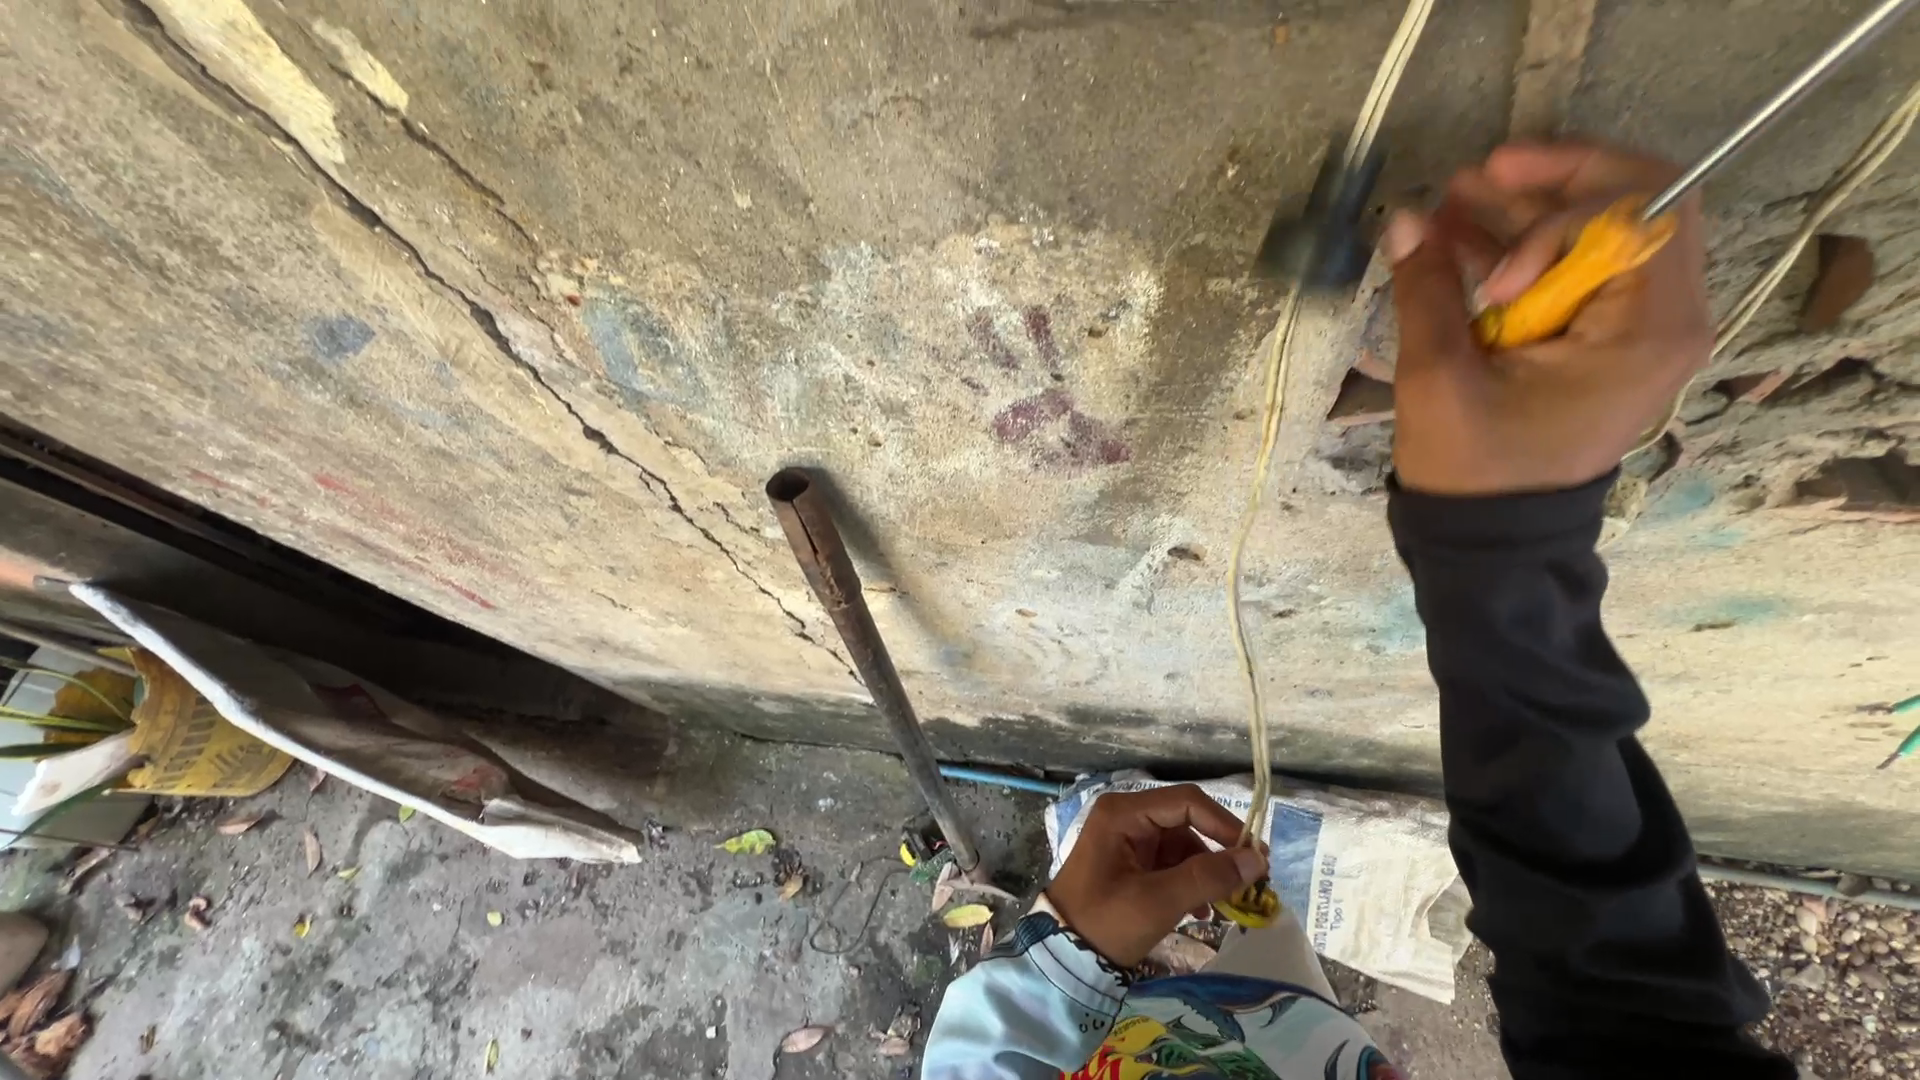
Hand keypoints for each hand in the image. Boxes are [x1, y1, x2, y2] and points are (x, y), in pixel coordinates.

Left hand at [1047, 785, 1266, 965]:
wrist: (1062, 954)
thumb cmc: (1105, 921)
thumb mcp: (1158, 901)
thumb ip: (1207, 877)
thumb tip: (1258, 859)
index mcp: (1123, 812)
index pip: (1187, 802)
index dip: (1225, 825)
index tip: (1256, 857)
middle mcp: (1125, 816)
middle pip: (1187, 821)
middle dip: (1218, 853)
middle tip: (1251, 884)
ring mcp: (1128, 838)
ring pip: (1183, 844)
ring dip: (1207, 873)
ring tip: (1225, 907)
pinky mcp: (1131, 861)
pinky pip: (1172, 862)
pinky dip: (1191, 882)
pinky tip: (1202, 911)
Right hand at [1382, 142, 1712, 495]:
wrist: (1491, 536)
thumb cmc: (1472, 467)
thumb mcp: (1438, 378)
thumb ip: (1426, 291)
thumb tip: (1406, 221)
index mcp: (1647, 329)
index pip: (1641, 209)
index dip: (1560, 201)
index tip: (1489, 242)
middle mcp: (1665, 318)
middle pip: (1630, 209)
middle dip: (1547, 185)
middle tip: (1471, 177)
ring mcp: (1637, 330)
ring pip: (1599, 237)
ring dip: (1528, 214)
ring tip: (1453, 202)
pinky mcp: (1603, 343)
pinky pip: (1575, 276)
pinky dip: (1523, 255)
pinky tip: (1463, 243)